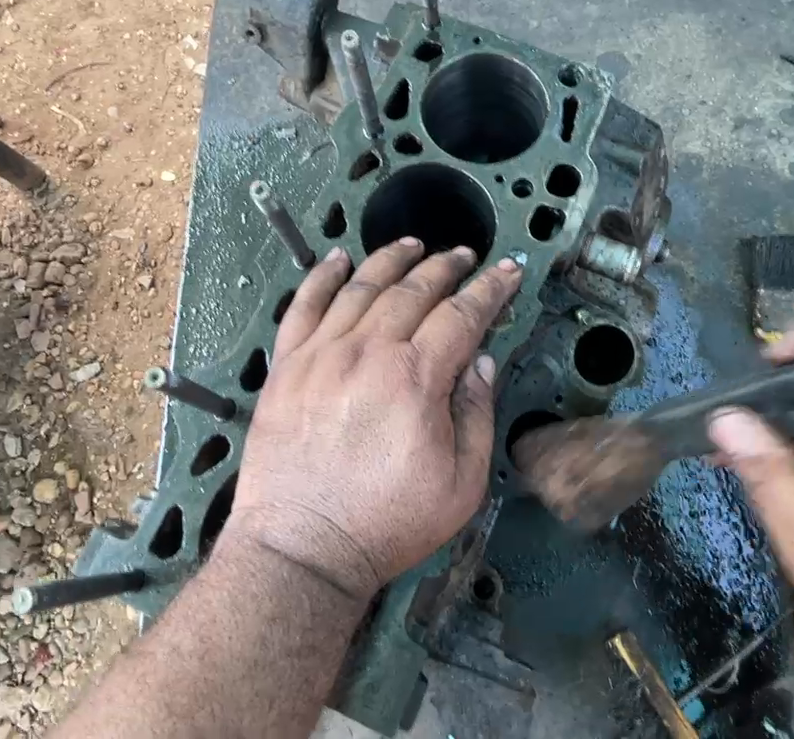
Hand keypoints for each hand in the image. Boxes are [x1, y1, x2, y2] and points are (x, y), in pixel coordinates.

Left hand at [220, 238, 522, 601]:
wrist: (302, 548)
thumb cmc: (388, 522)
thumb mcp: (461, 483)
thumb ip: (476, 415)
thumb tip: (480, 361)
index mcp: (416, 378)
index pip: (462, 315)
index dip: (490, 289)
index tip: (508, 271)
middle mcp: (368, 352)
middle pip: (414, 290)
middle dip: (447, 266)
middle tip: (466, 255)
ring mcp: (321, 354)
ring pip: (362, 287)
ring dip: (392, 259)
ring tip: (413, 244)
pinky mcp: (286, 366)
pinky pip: (304, 306)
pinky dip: (322, 277)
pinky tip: (338, 258)